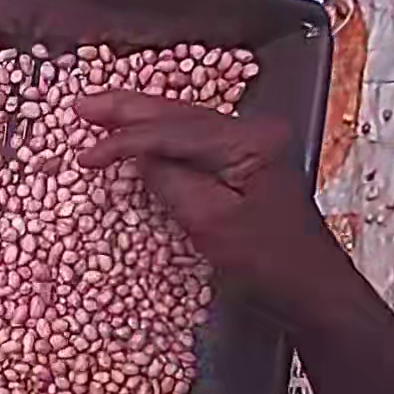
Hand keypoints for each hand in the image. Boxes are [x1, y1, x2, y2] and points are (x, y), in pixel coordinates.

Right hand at [74, 91, 349, 319]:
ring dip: (137, 118)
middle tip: (82, 105)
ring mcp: (246, 147)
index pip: (172, 132)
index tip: (85, 158)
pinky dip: (156, 137)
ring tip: (98, 111)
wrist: (310, 289)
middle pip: (177, 114)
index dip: (123, 142)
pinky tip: (135, 131)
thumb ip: (171, 182)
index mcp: (248, 142)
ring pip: (181, 123)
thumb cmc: (266, 261)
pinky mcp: (239, 165)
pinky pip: (189, 142)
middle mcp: (249, 133)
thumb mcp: (211, 223)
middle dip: (126, 109)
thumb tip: (139, 157)